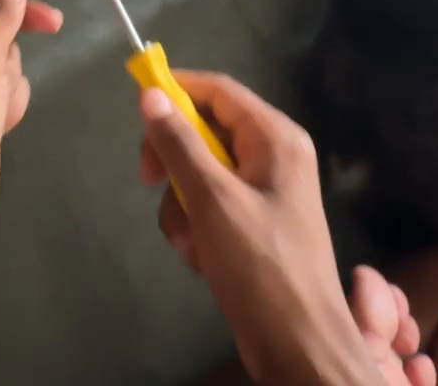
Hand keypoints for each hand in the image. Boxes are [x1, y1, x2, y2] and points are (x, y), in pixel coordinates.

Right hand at [138, 73, 432, 385]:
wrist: (300, 350)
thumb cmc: (260, 265)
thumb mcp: (211, 199)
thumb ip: (178, 143)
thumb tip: (151, 94)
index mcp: (274, 137)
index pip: (218, 89)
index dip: (177, 87)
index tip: (138, 100)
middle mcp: (272, 155)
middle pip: (205, 130)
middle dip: (174, 158)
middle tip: (148, 178)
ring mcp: (264, 191)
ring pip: (200, 170)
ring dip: (182, 203)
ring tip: (189, 239)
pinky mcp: (253, 222)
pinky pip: (209, 202)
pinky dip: (195, 225)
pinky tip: (199, 256)